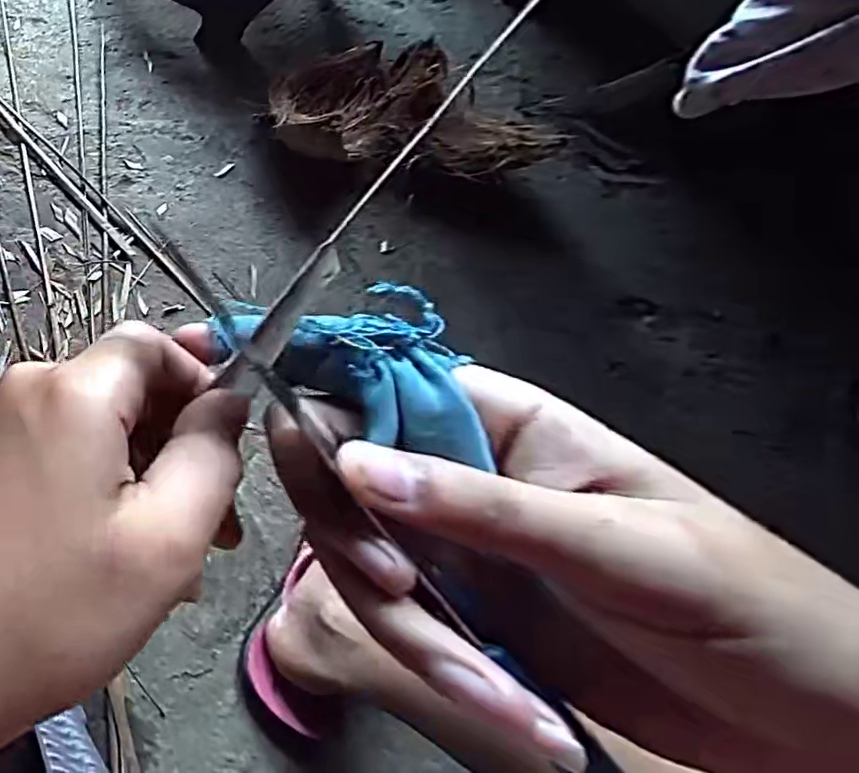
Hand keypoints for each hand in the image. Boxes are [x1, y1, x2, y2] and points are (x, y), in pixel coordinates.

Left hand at [0, 322, 249, 759]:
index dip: (199, 377)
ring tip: (181, 544)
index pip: (148, 342)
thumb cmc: (64, 601)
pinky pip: (71, 436)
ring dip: (150, 463)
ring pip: (103, 414)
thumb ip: (211, 452)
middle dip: (179, 433)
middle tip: (217, 514)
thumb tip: (227, 400)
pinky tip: (131, 537)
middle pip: (127, 379)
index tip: (230, 440)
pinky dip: (109, 471)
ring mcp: (8, 414)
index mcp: (72, 389)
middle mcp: (32, 383)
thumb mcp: (167, 534)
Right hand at [272, 364, 858, 771]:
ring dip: (405, 627)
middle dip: (348, 535)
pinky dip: (434, 664)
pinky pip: (385, 614)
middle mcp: (437, 462)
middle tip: (396, 586)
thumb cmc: (759, 612)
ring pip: (344, 549)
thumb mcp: (628, 552)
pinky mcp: (437, 596)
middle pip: (327, 469)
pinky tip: (511, 708)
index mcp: (482, 416)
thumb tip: (352, 464)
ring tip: (494, 690)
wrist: (824, 737)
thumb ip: (485, 505)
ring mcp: (430, 531)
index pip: (360, 386)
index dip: (318, 412)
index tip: (315, 468)